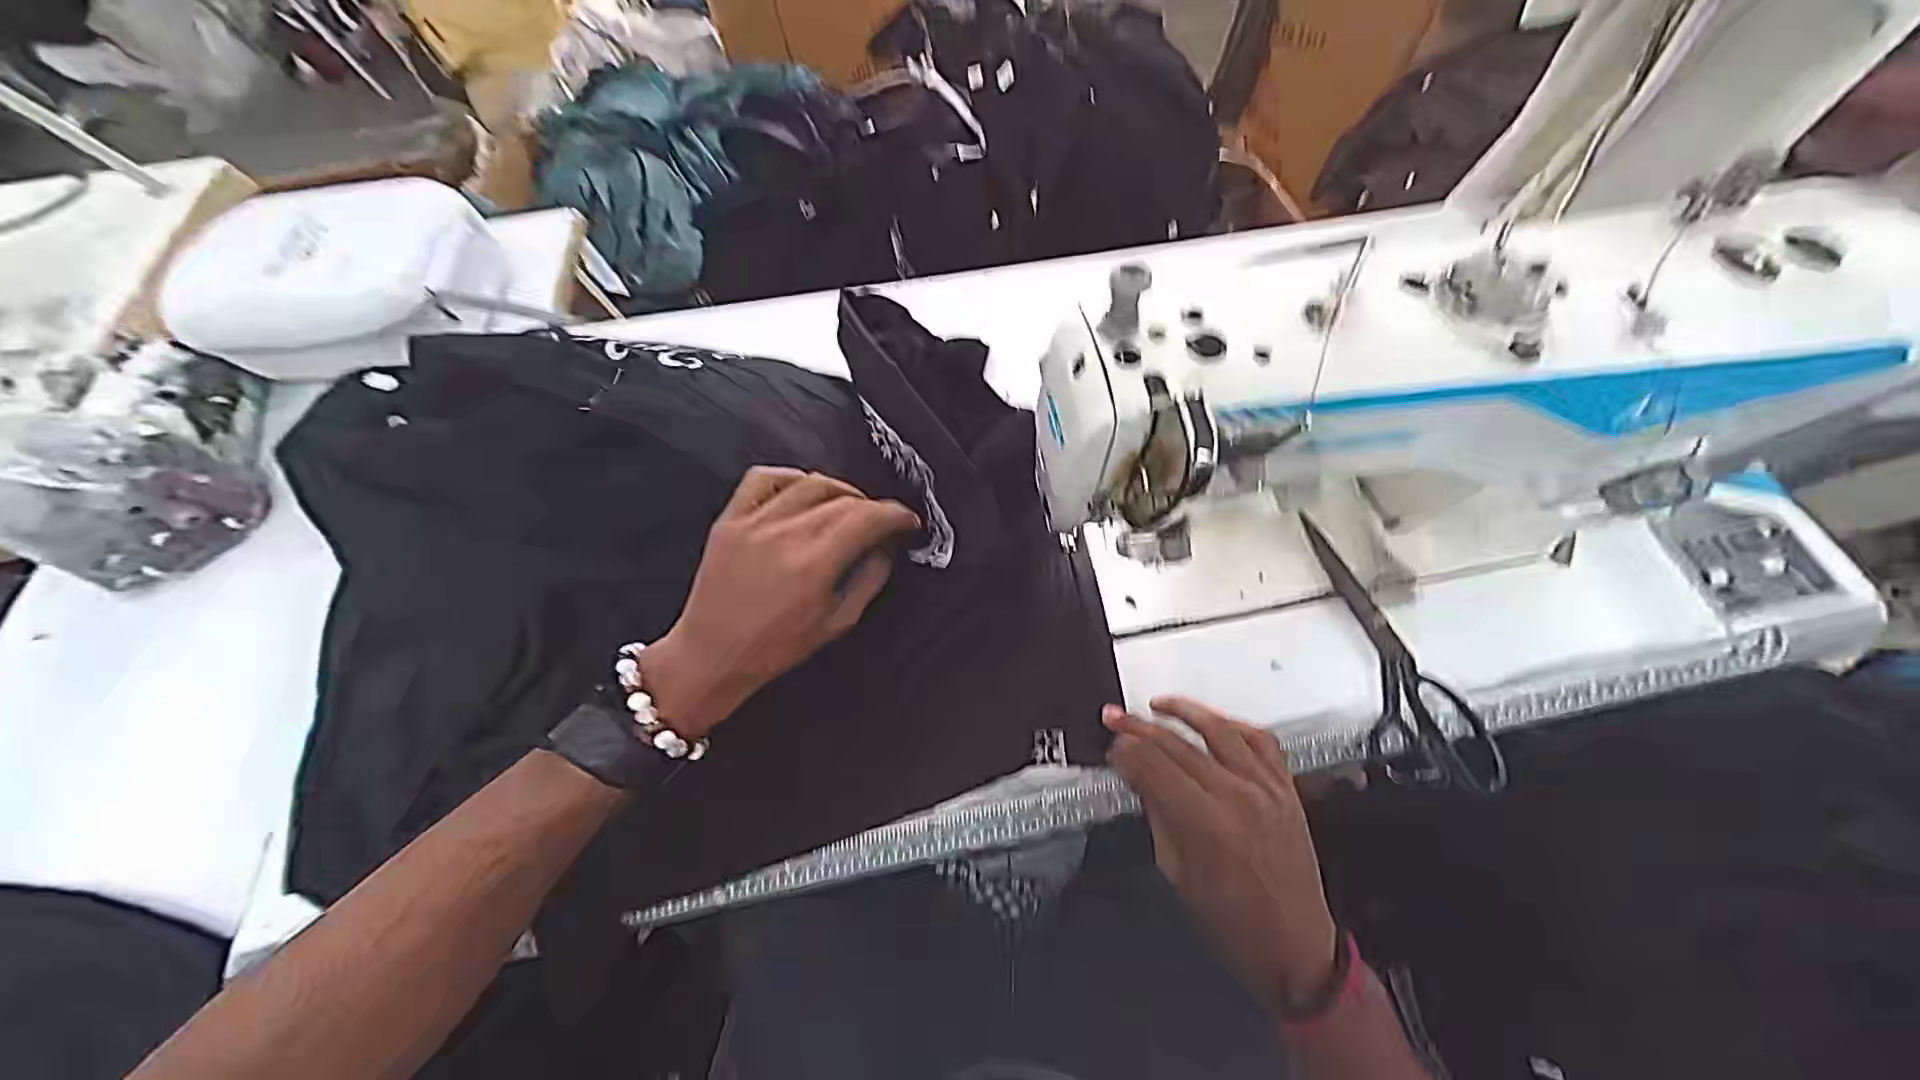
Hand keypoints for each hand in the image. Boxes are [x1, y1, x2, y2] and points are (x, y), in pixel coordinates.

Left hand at [640, 467, 919, 736]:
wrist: (713, 656)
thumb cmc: (772, 648)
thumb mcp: (836, 623)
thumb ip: (869, 580)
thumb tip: (885, 550)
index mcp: (814, 566)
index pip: (868, 518)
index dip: (895, 514)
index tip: (905, 520)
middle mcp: (784, 537)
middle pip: (843, 500)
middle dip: (873, 507)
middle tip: (881, 520)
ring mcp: (754, 525)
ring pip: (809, 482)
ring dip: (839, 490)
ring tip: (848, 505)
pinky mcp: (730, 521)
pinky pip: (763, 478)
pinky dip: (790, 476)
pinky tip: (802, 489)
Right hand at [1105, 697, 1340, 1012]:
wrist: (1295, 949)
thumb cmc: (1237, 925)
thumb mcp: (1178, 873)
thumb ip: (1157, 814)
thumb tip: (1136, 775)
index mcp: (1208, 825)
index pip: (1153, 764)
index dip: (1124, 749)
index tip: (1112, 747)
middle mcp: (1240, 799)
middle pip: (1178, 744)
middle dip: (1139, 728)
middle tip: (1117, 719)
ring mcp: (1268, 790)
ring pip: (1219, 729)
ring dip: (1184, 711)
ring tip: (1159, 705)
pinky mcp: (1287, 790)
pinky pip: (1260, 740)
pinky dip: (1232, 724)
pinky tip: (1213, 720)